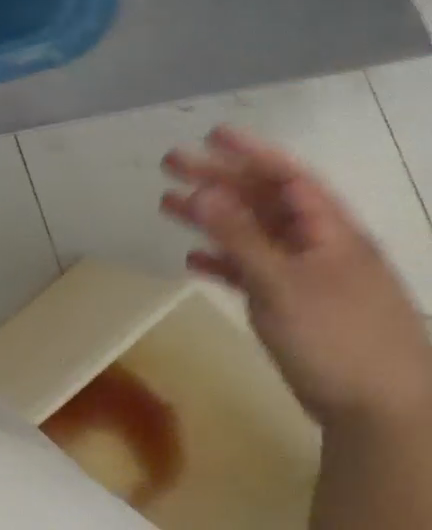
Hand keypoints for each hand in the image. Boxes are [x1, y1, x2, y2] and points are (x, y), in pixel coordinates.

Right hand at [162, 126, 431, 428]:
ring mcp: (310, 279)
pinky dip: (222, 260)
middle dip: (220, 180)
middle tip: (168, 163)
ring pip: (254, 233)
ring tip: (166, 205)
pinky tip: (193, 261)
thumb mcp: (281, 282)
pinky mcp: (296, 307)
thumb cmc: (337, 338)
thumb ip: (238, 235)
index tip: (210, 134)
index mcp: (333, 237)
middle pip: (267, 201)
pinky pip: (252, 270)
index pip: (292, 179)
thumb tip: (201, 188)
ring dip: (212, 217)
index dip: (253, 153)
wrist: (382, 414)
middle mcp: (323, 250)